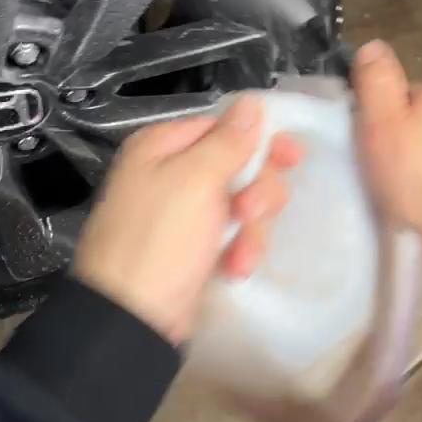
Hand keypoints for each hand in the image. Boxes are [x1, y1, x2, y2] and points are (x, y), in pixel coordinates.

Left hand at [73, 95, 301, 343]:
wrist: (131, 320)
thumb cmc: (160, 240)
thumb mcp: (196, 181)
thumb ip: (229, 140)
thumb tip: (252, 100)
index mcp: (163, 146)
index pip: (227, 126)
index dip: (262, 142)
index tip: (290, 159)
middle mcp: (173, 172)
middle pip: (243, 164)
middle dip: (257, 192)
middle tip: (251, 212)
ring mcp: (186, 211)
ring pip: (246, 201)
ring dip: (253, 228)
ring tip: (242, 255)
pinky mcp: (198, 245)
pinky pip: (235, 232)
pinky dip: (241, 248)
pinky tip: (236, 268)